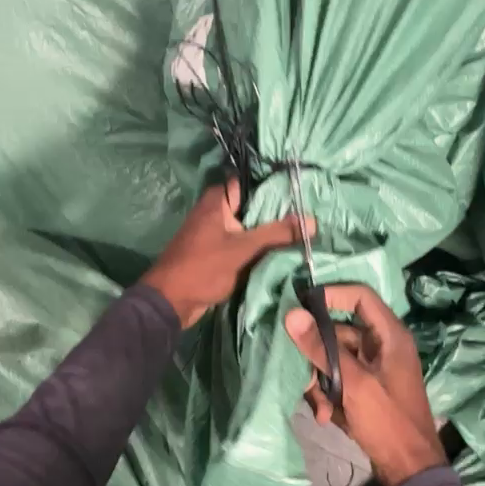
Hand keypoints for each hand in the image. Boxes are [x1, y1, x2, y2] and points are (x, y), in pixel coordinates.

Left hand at [142, 180, 310, 327]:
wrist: (171, 302)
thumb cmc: (203, 268)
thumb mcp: (243, 249)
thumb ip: (276, 234)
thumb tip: (312, 220)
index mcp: (218, 201)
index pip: (250, 183)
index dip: (274, 187)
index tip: (300, 192)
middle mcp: (216, 212)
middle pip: (253, 207)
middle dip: (277, 213)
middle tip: (307, 216)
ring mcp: (215, 233)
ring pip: (248, 228)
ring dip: (268, 234)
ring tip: (302, 233)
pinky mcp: (216, 253)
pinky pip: (242, 245)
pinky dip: (257, 249)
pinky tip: (281, 253)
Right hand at [285, 284, 445, 485]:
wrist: (409, 468)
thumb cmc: (387, 420)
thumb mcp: (352, 383)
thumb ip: (322, 348)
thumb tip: (293, 314)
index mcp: (390, 336)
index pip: (359, 296)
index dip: (331, 295)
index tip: (301, 305)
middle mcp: (383, 346)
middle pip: (339, 331)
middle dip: (317, 355)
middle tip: (304, 374)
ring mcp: (374, 368)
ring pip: (334, 359)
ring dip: (321, 381)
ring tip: (320, 406)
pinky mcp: (366, 389)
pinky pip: (339, 379)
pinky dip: (329, 395)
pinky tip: (325, 415)